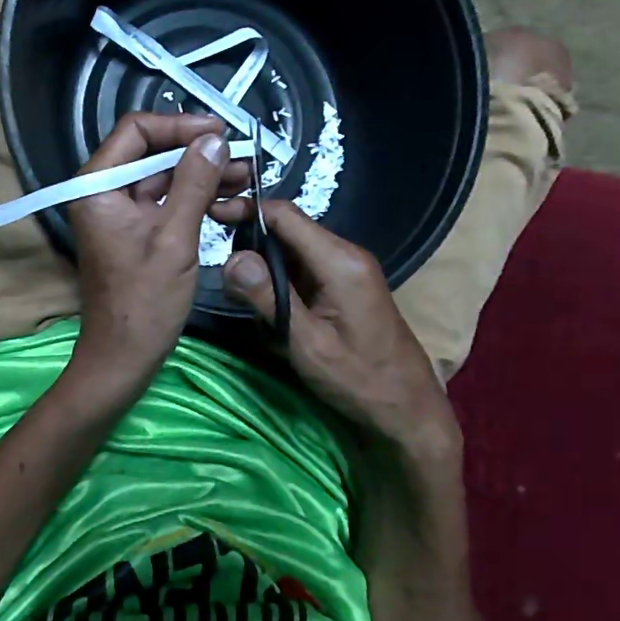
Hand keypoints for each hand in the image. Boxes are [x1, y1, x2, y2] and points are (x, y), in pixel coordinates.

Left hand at [66, 113, 250, 393]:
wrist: (123, 356)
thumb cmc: (144, 301)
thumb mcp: (175, 239)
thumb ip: (193, 184)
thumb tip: (215, 140)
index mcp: (97, 186)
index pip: (136, 130)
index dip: (179, 125)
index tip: (220, 133)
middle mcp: (103, 191)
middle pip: (152, 151)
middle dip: (198, 152)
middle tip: (244, 158)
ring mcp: (119, 211)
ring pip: (164, 176)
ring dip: (203, 175)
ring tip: (247, 177)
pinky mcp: (135, 229)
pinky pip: (166, 201)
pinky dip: (195, 198)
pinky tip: (230, 200)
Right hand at [209, 199, 459, 457]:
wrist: (407, 410)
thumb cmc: (360, 379)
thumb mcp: (307, 343)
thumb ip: (268, 298)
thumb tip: (231, 258)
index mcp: (340, 261)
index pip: (285, 215)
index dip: (246, 210)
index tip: (211, 215)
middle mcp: (345, 255)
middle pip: (287, 229)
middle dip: (249, 242)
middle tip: (218, 267)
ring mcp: (346, 270)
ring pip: (291, 249)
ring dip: (261, 263)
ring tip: (236, 290)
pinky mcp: (343, 285)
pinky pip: (302, 268)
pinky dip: (277, 278)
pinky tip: (262, 302)